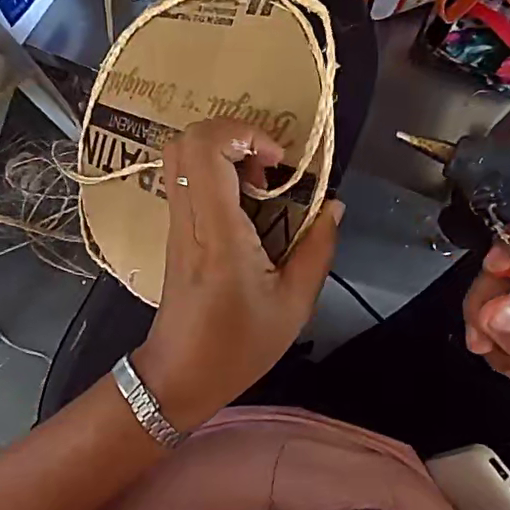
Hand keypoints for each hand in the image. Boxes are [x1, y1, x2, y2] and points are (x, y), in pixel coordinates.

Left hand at [131, 119, 343, 429]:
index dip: (243, 134)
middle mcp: (188, 219)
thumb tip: (334, 208)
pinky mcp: (174, 233)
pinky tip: (246, 208)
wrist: (179, 374)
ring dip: (225, 156)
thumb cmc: (236, 347)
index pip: (205, 149)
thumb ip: (317, 250)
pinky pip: (186, 182)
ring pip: (181, 158)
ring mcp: (175, 225)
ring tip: (261, 190)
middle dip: (233, 136)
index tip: (279, 162)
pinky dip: (216, 176)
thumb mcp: (294, 305)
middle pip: (186, 141)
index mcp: (217, 233)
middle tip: (268, 169)